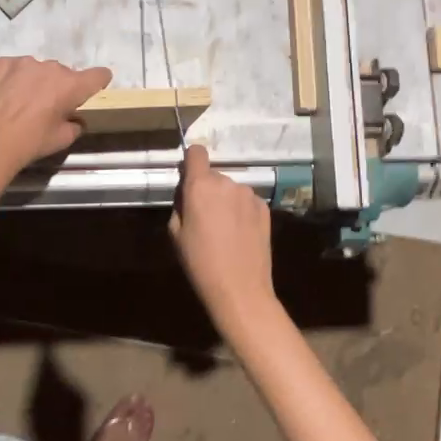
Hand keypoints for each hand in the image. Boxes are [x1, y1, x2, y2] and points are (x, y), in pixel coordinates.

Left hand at [0, 56, 111, 177]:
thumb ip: (75, 125)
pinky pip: (14, 67)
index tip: (91, 89)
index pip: (98, 75)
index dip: (98, 81)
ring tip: (21, 102)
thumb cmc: (30, 143)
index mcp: (71, 86)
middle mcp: (51, 68)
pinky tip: (5, 95)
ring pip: (38, 69)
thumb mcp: (61, 140)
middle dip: (59, 87)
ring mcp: (24, 62)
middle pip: (63, 74)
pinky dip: (14, 78)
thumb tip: (75, 119)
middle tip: (47, 107)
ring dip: (36, 81)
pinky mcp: (1, 63)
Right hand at [170, 144, 276, 327]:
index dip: (191, 161)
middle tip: (203, 217)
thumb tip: (186, 193)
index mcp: (200, 186)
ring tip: (223, 229)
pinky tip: (240, 234)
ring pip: (231, 189)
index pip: (196, 152)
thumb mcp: (175, 235)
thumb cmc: (200, 263)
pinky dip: (241, 210)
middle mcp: (227, 182)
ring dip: (225, 200)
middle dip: (207, 189)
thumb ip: (179, 205)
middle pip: (213, 175)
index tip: (188, 177)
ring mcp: (249, 194)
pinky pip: (246, 201)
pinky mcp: (265, 207)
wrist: (240, 288)